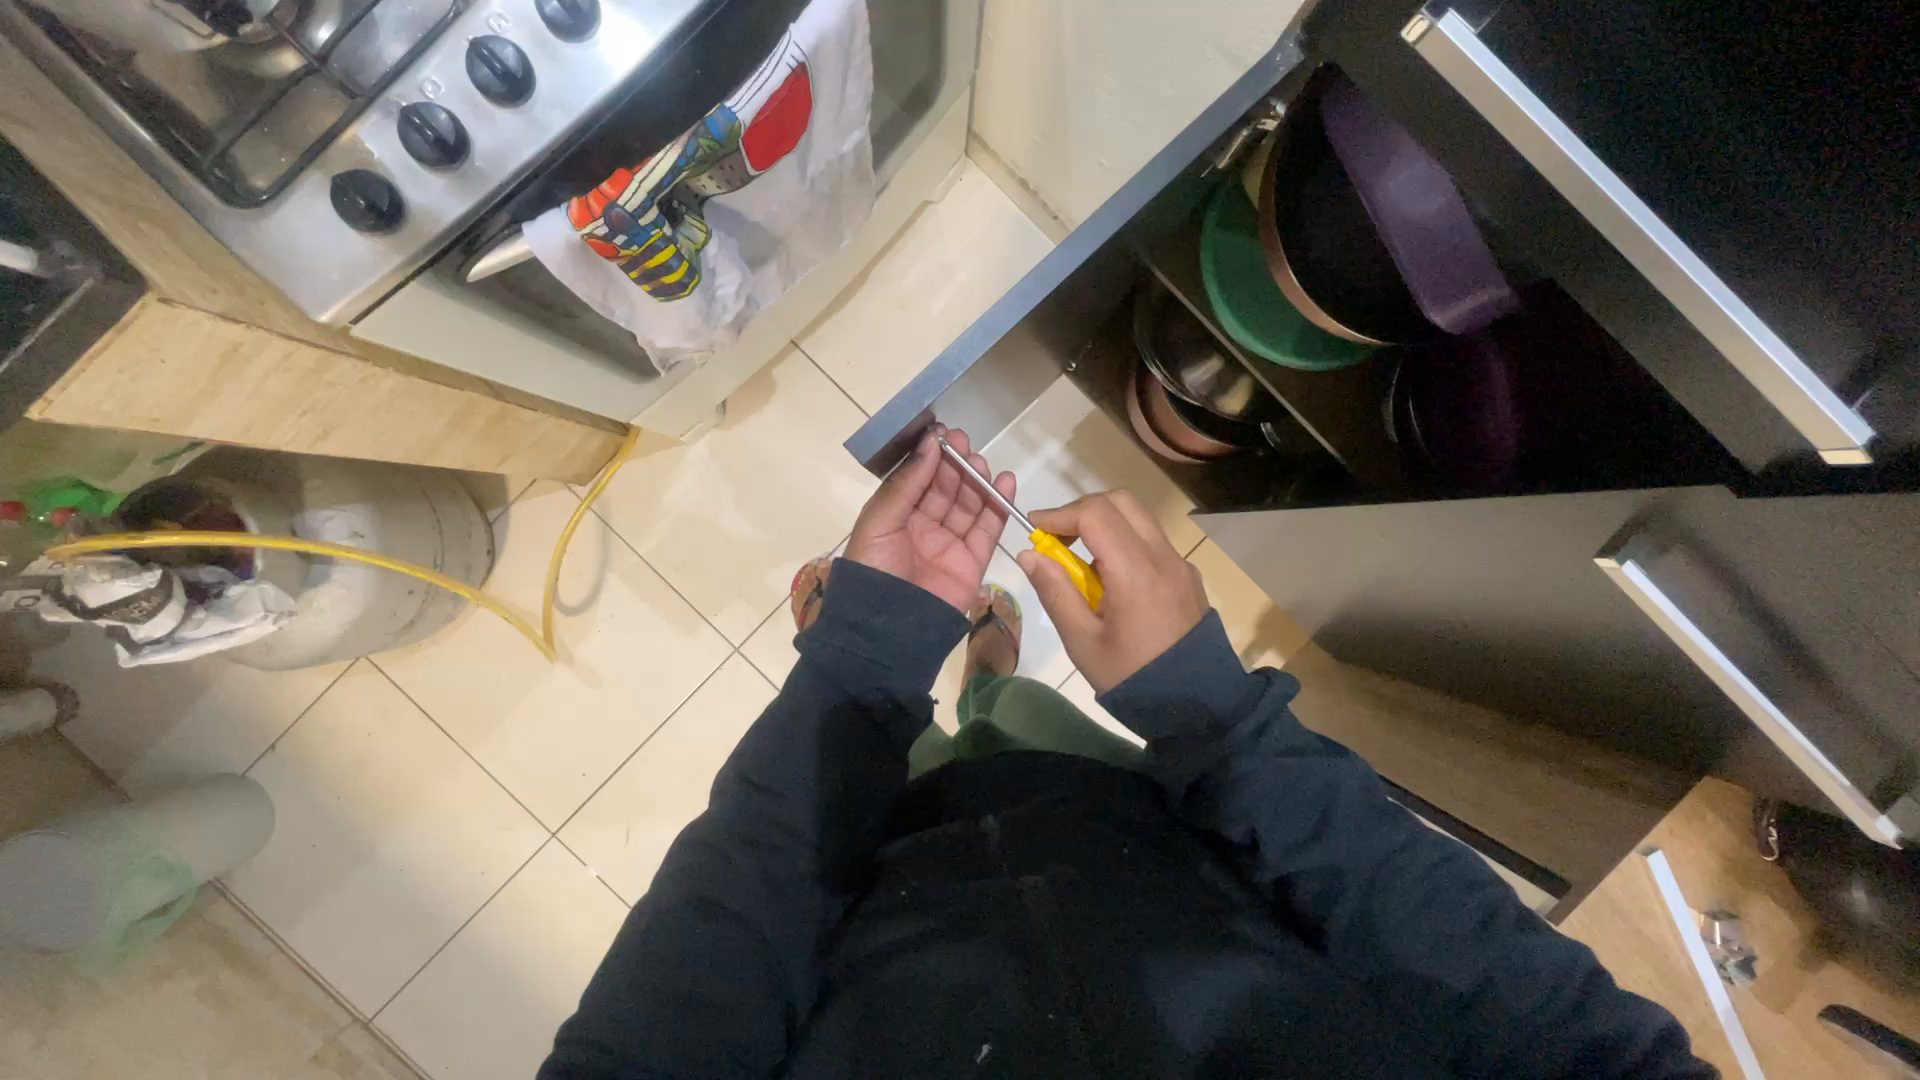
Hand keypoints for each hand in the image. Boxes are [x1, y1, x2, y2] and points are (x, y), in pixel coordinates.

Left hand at [845, 426, 1014, 612]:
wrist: (888, 628)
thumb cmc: (874, 569)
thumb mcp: (879, 520)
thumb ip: (907, 483)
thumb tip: (931, 444)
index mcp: (895, 518)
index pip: (918, 480)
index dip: (932, 457)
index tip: (946, 434)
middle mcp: (922, 528)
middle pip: (945, 490)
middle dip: (956, 465)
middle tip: (965, 444)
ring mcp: (949, 545)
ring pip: (968, 506)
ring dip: (976, 482)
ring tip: (982, 463)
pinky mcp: (972, 563)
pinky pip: (987, 531)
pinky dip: (998, 507)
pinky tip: (1005, 483)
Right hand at [1015, 491, 1208, 692]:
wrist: (1198, 705)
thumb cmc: (1132, 677)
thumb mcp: (1083, 642)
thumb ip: (1055, 592)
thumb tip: (1029, 555)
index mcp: (1135, 572)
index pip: (1094, 514)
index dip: (1059, 514)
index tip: (1035, 530)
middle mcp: (1162, 557)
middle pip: (1120, 501)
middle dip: (1082, 510)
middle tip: (1057, 539)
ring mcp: (1179, 564)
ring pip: (1139, 518)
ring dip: (1105, 524)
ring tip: (1081, 563)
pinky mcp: (1188, 576)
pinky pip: (1153, 542)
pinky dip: (1125, 542)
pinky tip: (1112, 581)